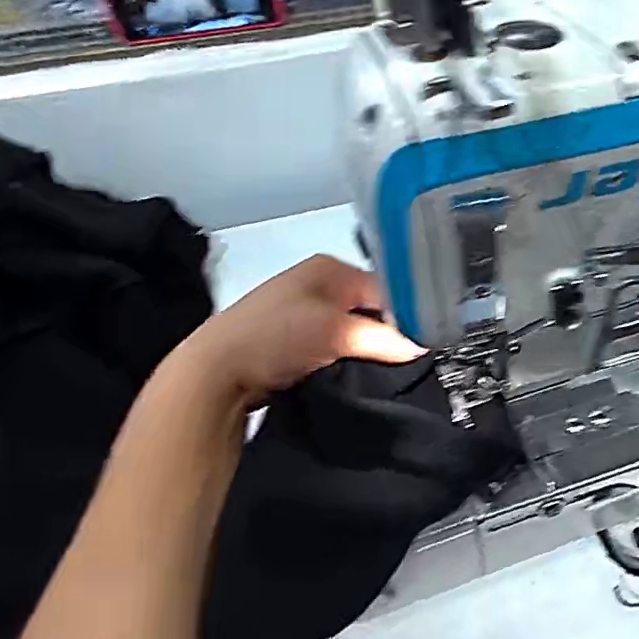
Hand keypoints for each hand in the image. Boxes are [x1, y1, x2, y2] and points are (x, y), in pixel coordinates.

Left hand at [162, 255, 425, 411]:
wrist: (214, 372)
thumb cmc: (276, 336)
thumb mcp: (336, 332)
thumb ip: (383, 337)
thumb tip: (421, 346)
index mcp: (329, 267)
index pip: (383, 285)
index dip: (405, 312)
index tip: (423, 340)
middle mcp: (317, 282)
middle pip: (369, 306)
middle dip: (386, 330)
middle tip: (408, 356)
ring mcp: (303, 310)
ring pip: (352, 327)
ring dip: (365, 346)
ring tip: (386, 367)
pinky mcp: (293, 338)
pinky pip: (334, 344)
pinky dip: (345, 356)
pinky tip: (354, 371)